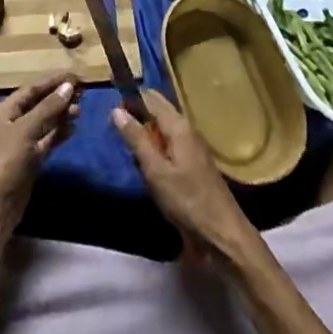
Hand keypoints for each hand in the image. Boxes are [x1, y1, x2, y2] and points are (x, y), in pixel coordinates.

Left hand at [0, 74, 79, 221]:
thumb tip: (68, 87)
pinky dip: (59, 132)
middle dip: (58, 96)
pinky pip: (47, 139)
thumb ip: (47, 109)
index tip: (74, 76)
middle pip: (38, 104)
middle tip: (82, 90)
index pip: (30, 90)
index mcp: (3, 111)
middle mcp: (12, 123)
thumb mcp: (25, 131)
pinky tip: (73, 126)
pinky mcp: (31, 158)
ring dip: (61, 113)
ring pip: (45, 122)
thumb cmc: (6, 162)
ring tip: (81, 107)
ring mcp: (22, 141)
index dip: (51, 82)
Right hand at [112, 90, 255, 258]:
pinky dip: (154, 147)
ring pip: (162, 128)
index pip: (150, 98)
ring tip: (125, 148)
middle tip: (114, 132)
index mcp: (179, 126)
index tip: (109, 112)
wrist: (224, 235)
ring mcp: (192, 146)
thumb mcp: (156, 171)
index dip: (129, 100)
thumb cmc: (188, 201)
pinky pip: (169, 144)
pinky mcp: (194, 162)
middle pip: (157, 111)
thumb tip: (116, 110)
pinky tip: (144, 163)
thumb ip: (136, 138)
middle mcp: (187, 129)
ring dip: (144, 133)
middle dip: (135, 115)